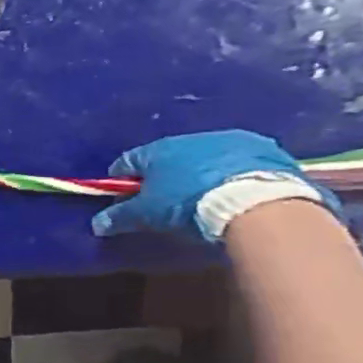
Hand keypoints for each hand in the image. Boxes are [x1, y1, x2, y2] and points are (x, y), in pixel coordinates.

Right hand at [90, 130, 342, 242]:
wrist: (256, 202)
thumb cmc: (186, 204)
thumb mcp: (146, 215)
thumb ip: (119, 217)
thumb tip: (96, 224)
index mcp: (158, 150)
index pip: (127, 162)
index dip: (121, 181)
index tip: (123, 199)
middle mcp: (192, 138)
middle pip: (167, 158)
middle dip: (162, 176)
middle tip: (162, 201)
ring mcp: (233, 140)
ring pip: (204, 157)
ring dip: (198, 172)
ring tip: (201, 197)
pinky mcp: (266, 149)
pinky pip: (238, 161)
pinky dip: (230, 173)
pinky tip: (232, 192)